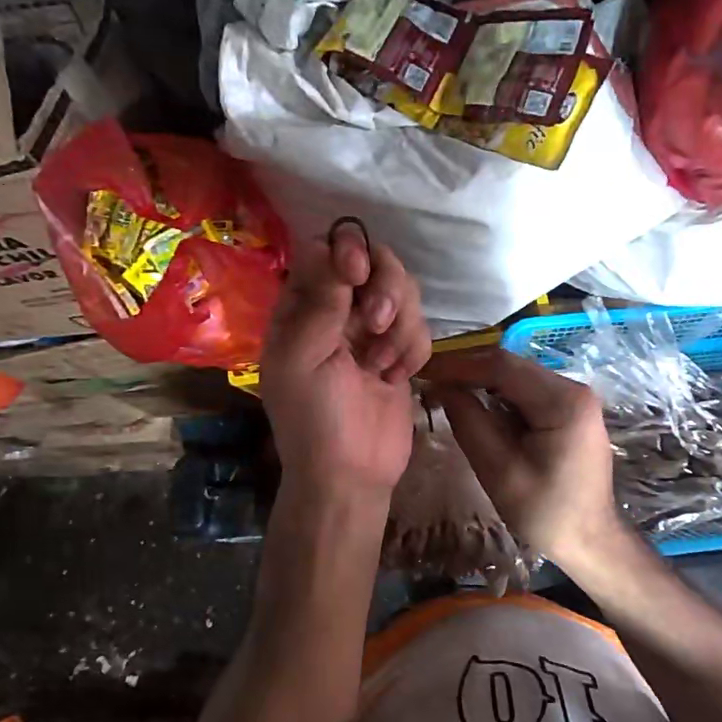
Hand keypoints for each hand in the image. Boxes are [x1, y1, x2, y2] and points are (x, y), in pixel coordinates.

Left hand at [262, 218, 430, 495]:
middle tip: (378, 323)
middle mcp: (336, 310)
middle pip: (374, 260)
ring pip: (403, 289)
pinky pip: (421, 324)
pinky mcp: (400, 350)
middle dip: (385, 287)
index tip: (357, 274)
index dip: (347, 250)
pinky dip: (414, 348)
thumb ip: (321, 301)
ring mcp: (371, 330)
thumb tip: (337, 246)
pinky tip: (396, 376)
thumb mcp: (303, 358)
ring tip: (383, 361)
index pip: (325, 248)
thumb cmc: (314, 418)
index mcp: (300, 306)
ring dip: (401, 323)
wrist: (351, 474)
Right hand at [423, 349, 628, 570]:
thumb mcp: (498, 469)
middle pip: (510, 366)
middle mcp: (573, 388)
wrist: (591, 542)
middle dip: (467, 370)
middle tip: (428, 378)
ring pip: (515, 376)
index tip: (424, 370)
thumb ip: (468, 421)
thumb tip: (440, 386)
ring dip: (479, 380)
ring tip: (442, 388)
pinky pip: (525, 391)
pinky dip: (495, 394)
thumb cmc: (545, 512)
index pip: (502, 366)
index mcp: (564, 400)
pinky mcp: (568, 409)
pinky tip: (471, 402)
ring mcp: (573, 398)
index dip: (458, 365)